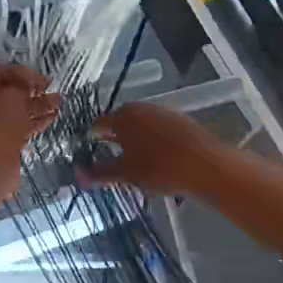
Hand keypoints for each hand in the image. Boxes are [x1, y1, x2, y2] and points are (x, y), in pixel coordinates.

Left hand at [0, 62, 59, 163]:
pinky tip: (51, 118)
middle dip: (31, 90)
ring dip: (37, 105)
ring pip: (15, 110)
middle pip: (6, 91)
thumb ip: (23, 84)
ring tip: (59, 102)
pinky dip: (34, 121)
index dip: (21, 72)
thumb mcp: (14, 93)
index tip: (41, 78)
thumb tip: (28, 83)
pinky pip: (18, 126)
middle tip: (51, 88)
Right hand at [79, 103, 223, 194]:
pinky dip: (153, 141)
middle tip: (112, 157)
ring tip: (136, 160)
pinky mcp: (182, 120)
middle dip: (115, 138)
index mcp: (122, 117)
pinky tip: (158, 158)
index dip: (92, 138)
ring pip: (141, 125)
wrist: (205, 164)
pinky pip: (159, 129)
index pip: (98, 124)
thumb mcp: (126, 173)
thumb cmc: (158, 168)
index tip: (90, 151)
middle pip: (121, 121)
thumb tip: (78, 174)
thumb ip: (100, 173)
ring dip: (135, 139)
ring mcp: (163, 112)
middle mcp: (141, 108)